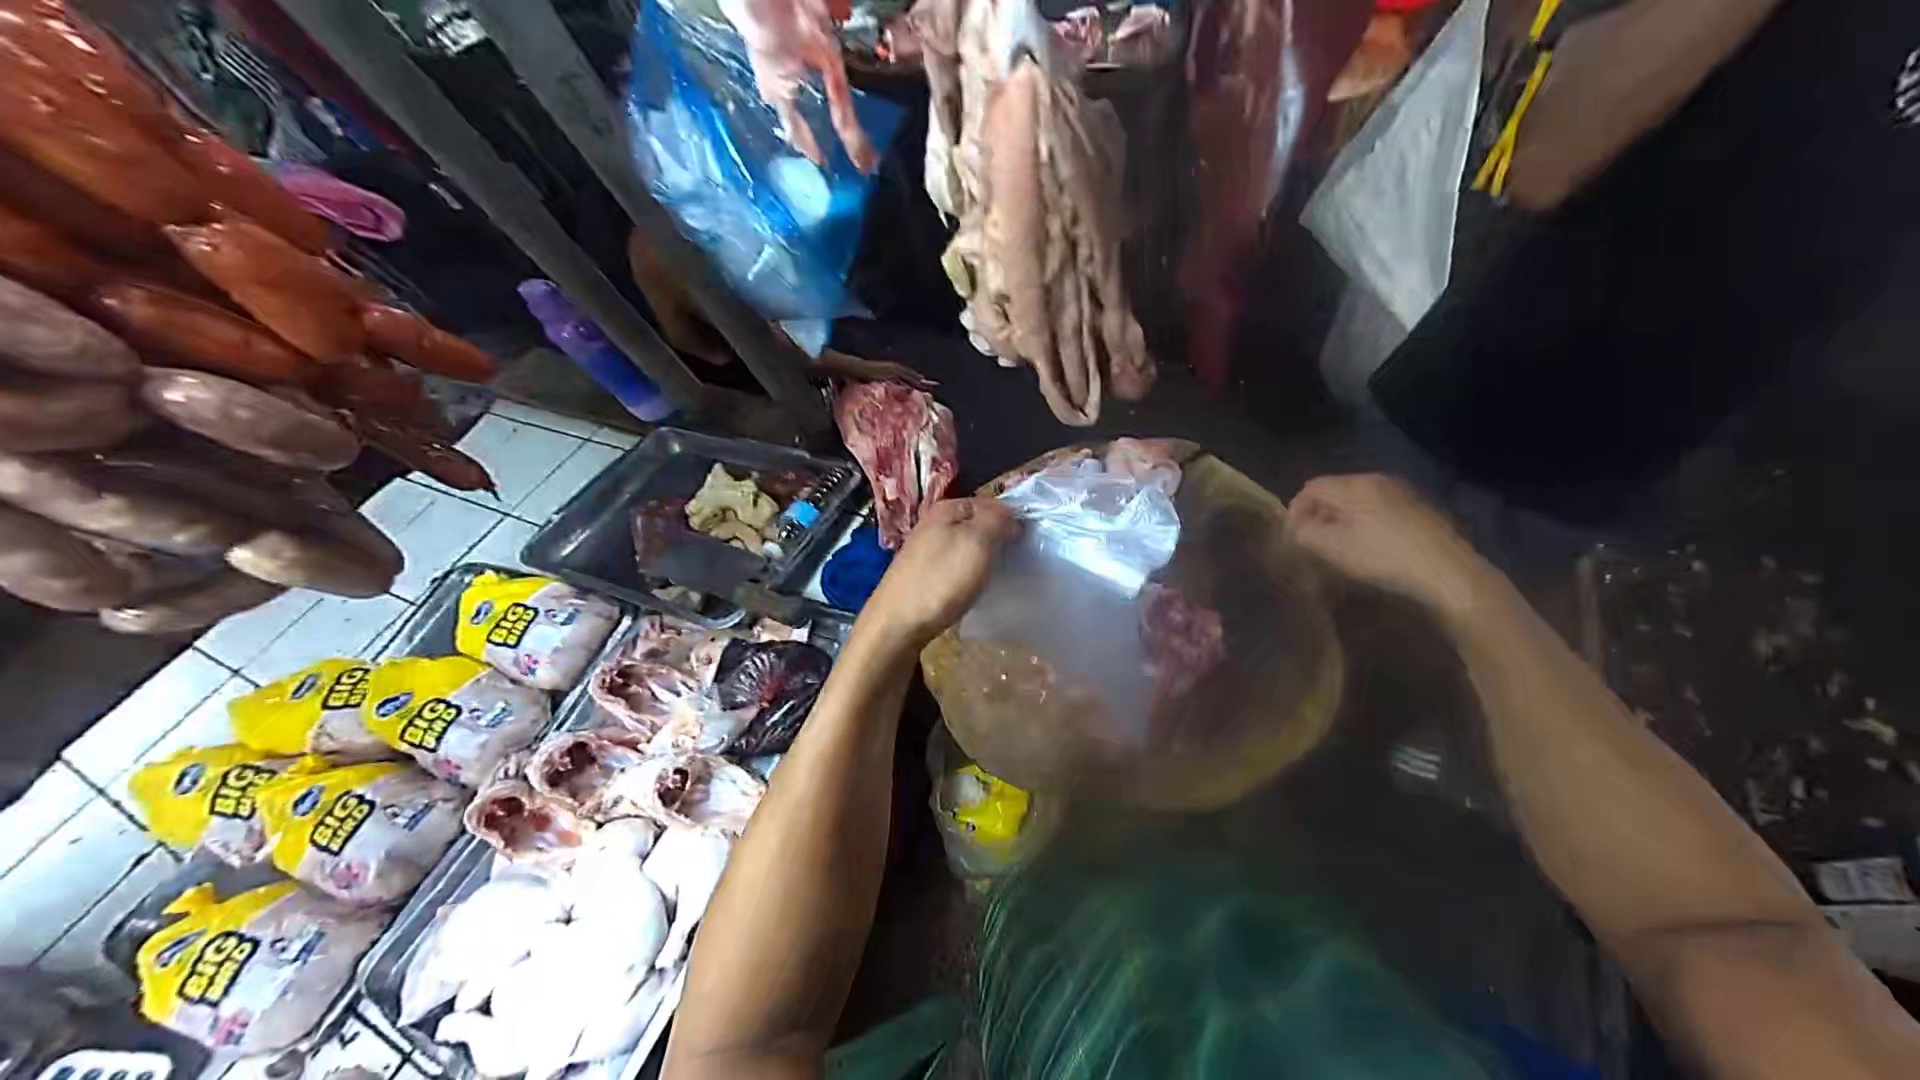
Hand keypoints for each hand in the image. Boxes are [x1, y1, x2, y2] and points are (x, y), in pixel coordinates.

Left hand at [856, 497, 1018, 652]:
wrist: (897, 625)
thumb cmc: (940, 580)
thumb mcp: (977, 541)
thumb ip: (997, 520)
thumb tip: (1011, 518)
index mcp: (947, 507)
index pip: (993, 503)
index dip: (1014, 519)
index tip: (1028, 542)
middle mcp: (934, 523)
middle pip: (979, 524)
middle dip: (1000, 540)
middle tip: (1017, 560)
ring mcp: (927, 550)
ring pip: (969, 546)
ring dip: (986, 558)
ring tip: (999, 576)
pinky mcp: (924, 575)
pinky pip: (957, 566)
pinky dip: (970, 574)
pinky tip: (975, 589)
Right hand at [1289, 474, 1502, 623]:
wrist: (1446, 569)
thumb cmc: (1385, 558)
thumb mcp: (1337, 549)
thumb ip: (1308, 534)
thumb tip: (1296, 525)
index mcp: (1354, 487)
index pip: (1312, 487)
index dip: (1297, 508)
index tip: (1294, 532)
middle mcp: (1376, 479)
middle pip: (1334, 488)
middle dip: (1318, 510)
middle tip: (1314, 538)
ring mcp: (1398, 489)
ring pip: (1355, 494)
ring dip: (1340, 513)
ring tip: (1339, 540)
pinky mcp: (1414, 502)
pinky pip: (1375, 500)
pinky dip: (1361, 514)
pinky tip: (1367, 538)